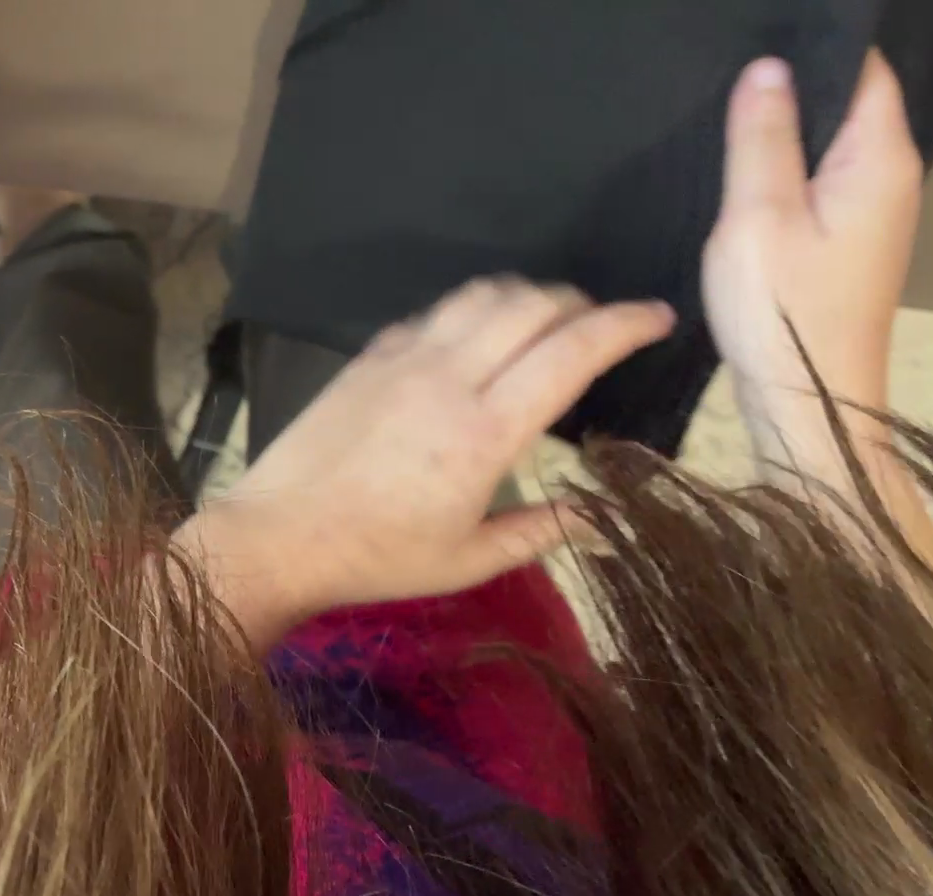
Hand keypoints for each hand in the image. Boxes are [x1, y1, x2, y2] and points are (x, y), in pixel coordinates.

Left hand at [176, 278, 673, 648]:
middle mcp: (446, 379)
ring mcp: (397, 364)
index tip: (656, 319)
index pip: (574, 348)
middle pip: (531, 304)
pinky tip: (460, 342)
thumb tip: (596, 514)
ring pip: (475, 297)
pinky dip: (459, 316)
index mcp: (485, 430)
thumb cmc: (372, 557)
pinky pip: (424, 318)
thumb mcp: (464, 561)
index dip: (627, 322)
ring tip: (534, 324)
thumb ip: (538, 533)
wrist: (275, 536)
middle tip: (593, 327)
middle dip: (579, 302)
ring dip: (519, 298)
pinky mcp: (360, 363)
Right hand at [703, 53, 922, 459]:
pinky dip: (779, 186)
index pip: (860, 76)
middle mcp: (888, 178)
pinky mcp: (842, 249)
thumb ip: (761, 144)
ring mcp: (869, 216)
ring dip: (779, 148)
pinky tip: (736, 200)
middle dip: (788, 103)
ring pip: (825, 157)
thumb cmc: (779, 305)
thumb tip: (767, 70)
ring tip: (717, 147)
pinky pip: (814, 193)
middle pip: (844, 114)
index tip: (745, 62)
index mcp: (878, 159)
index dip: (809, 60)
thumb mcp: (755, 219)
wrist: (803, 391)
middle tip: (715, 106)